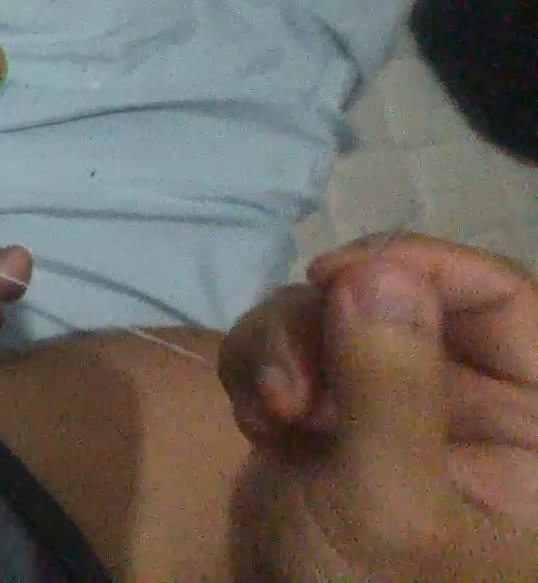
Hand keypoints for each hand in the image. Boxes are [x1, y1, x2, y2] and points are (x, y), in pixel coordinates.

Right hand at [220, 234, 537, 581]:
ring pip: (324, 311)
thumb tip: (377, 271)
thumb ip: (388, 385)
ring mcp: (399, 397)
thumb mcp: (382, 495)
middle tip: (284, 383)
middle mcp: (479, 400)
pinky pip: (283, 339)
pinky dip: (253, 367)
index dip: (417, 266)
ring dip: (273, 348)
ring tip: (264, 412)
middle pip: (392, 294)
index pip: (507, 297)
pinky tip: (255, 420)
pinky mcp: (333, 399)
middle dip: (316, 323)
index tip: (327, 278)